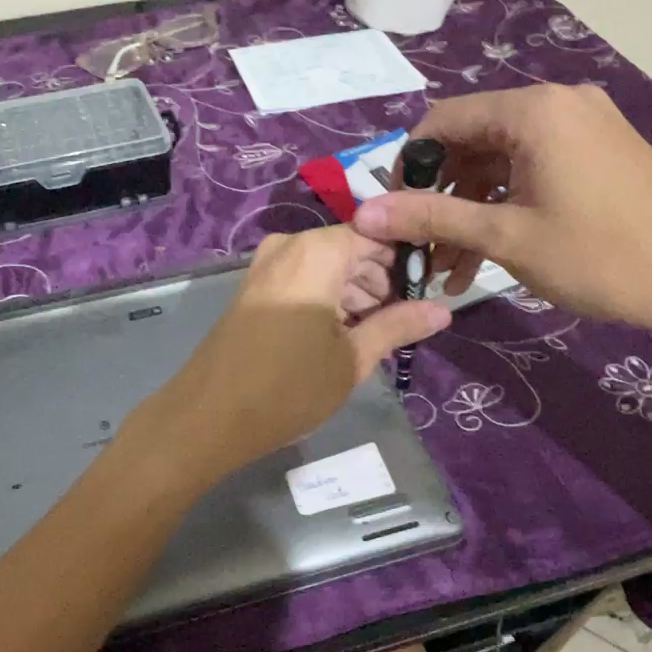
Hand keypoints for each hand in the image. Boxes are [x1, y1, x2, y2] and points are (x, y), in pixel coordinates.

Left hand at [134, 226, 450, 478]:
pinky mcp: (252, 289)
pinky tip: (342, 336)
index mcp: (318, 251)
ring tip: (377, 336)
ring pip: (327, 267)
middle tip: (406, 322)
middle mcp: (290, 246)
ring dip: (355, 294)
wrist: (207, 417)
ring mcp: (266, 267)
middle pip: (351, 250)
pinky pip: (303, 280)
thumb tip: (443, 311)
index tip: (429, 292)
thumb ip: (398, 326)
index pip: (379, 235)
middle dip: (381, 282)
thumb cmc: (288, 387)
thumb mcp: (352, 359)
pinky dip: (327, 300)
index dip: (407, 261)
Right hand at [353, 85, 651, 346]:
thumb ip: (433, 218)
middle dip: (441, 197)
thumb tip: (364, 212)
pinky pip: (535, 169)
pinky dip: (507, 207)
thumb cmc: (601, 257)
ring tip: (452, 269)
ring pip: (502, 161)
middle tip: (422, 249)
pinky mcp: (602, 151)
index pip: (443, 120)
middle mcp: (559, 104)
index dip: (409, 166)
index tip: (394, 213)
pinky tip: (490, 255)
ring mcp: (586, 126)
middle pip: (472, 140)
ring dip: (471, 211)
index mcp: (534, 111)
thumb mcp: (507, 238)